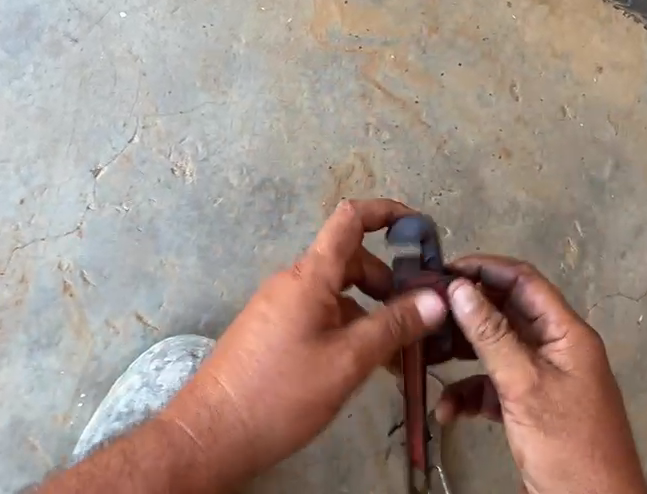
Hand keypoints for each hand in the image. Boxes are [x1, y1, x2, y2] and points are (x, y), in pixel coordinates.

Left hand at [159, 199, 447, 487]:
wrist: (209, 435)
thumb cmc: (280, 392)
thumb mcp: (347, 361)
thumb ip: (394, 327)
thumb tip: (437, 299)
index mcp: (311, 274)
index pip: (351, 218)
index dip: (386, 211)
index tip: (419, 227)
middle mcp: (295, 280)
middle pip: (350, 260)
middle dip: (388, 281)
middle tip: (418, 315)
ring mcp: (281, 304)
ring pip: (337, 292)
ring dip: (370, 310)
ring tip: (396, 350)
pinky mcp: (273, 330)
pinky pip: (320, 313)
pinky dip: (347, 327)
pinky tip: (362, 364)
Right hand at [437, 256, 646, 493]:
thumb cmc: (568, 446)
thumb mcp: (525, 386)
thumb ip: (491, 335)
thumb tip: (458, 287)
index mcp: (566, 332)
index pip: (523, 281)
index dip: (484, 269)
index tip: (443, 270)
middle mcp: (555, 348)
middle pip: (507, 312)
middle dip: (468, 312)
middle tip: (428, 312)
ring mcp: (543, 379)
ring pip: (497, 349)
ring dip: (463, 353)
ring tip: (427, 354)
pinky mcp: (531, 409)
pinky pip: (495, 387)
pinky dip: (471, 394)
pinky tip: (447, 409)